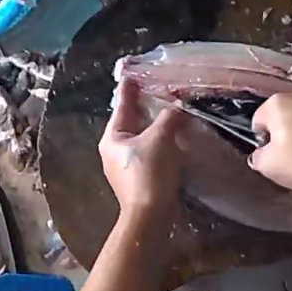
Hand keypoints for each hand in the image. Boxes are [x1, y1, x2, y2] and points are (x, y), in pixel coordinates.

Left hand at [100, 79, 187, 217]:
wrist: (150, 216)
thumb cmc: (148, 173)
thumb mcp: (160, 139)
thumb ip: (170, 118)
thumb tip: (179, 108)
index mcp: (112, 138)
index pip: (122, 106)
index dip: (129, 89)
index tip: (132, 74)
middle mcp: (114, 150)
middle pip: (131, 122)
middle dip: (145, 108)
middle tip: (158, 90)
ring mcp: (125, 166)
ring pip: (142, 138)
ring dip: (156, 127)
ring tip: (171, 112)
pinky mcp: (139, 179)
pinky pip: (150, 153)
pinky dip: (160, 143)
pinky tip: (174, 139)